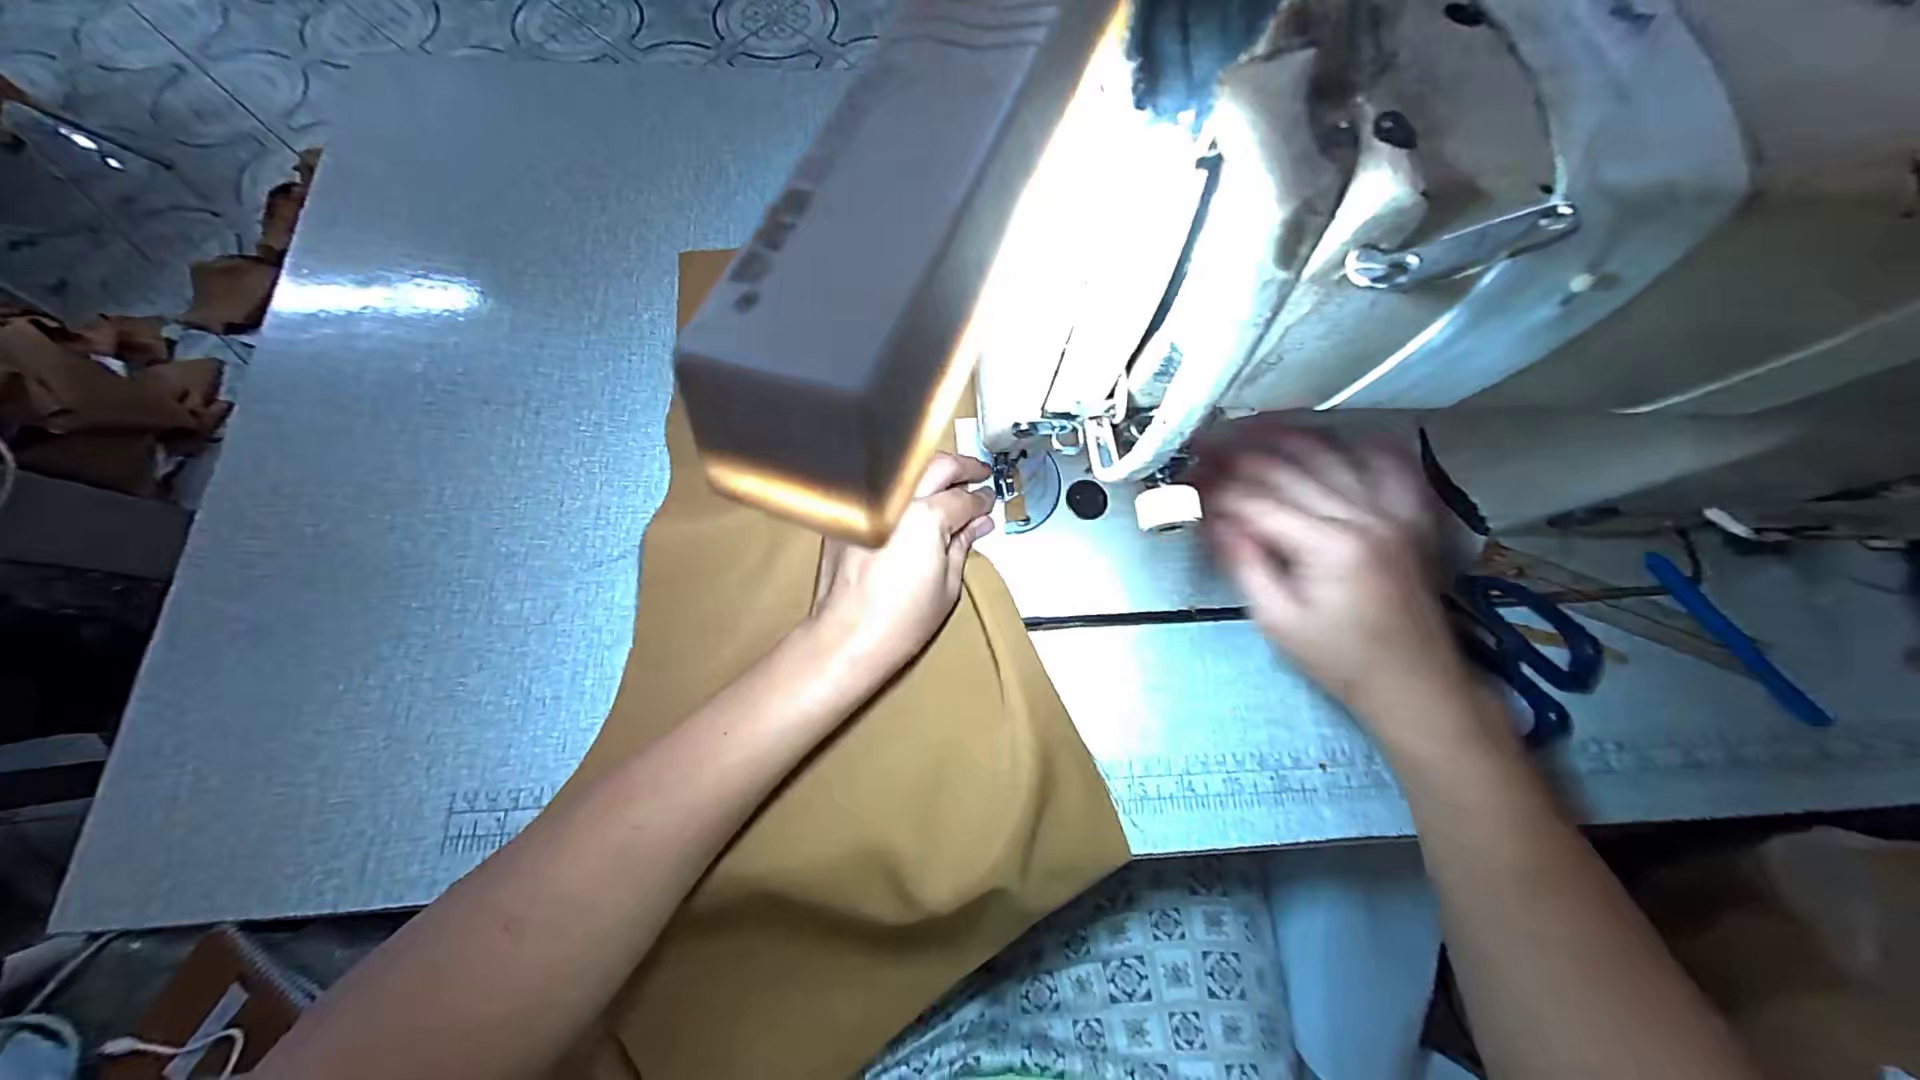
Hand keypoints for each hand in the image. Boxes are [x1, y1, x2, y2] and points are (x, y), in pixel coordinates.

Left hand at [808, 452, 995, 676]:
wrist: (847, 639)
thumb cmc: (895, 623)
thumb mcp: (948, 586)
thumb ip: (962, 544)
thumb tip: (975, 526)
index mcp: (925, 517)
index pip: (964, 498)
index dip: (982, 500)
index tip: (987, 502)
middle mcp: (893, 503)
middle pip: (937, 466)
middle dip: (963, 468)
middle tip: (977, 475)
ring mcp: (867, 507)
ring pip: (906, 472)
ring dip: (931, 474)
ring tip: (947, 487)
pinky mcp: (849, 519)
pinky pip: (881, 493)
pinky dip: (902, 494)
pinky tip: (914, 507)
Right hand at [1198, 425, 1472, 726]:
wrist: (1416, 685)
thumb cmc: (1340, 660)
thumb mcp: (1277, 619)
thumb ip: (1245, 562)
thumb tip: (1213, 520)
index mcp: (1329, 547)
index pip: (1257, 502)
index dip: (1215, 489)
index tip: (1186, 481)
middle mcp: (1364, 516)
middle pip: (1289, 469)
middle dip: (1238, 457)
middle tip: (1204, 448)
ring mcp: (1394, 511)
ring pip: (1333, 454)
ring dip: (1287, 436)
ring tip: (1250, 426)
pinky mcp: (1412, 516)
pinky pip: (1388, 464)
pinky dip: (1357, 445)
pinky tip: (1331, 438)